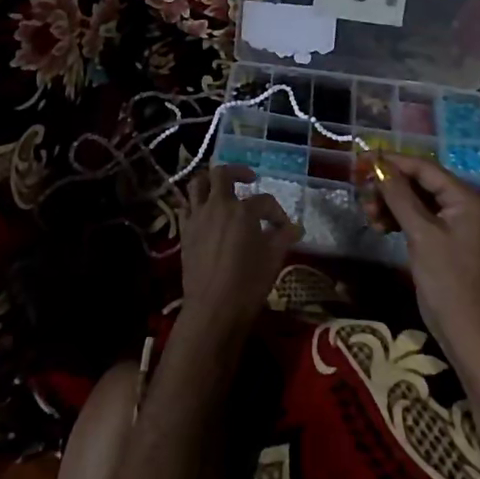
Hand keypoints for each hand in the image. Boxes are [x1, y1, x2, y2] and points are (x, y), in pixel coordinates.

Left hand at [180, 165, 302, 333]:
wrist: (213, 307)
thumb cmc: (248, 283)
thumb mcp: (273, 259)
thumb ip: (283, 238)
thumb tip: (295, 227)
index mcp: (242, 210)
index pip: (264, 200)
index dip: (277, 211)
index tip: (284, 227)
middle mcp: (217, 206)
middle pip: (221, 173)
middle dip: (237, 171)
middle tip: (249, 178)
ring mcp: (197, 216)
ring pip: (197, 183)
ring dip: (209, 180)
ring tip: (221, 188)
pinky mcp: (184, 230)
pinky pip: (185, 206)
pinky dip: (194, 203)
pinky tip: (204, 212)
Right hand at [370, 153, 479, 355]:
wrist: (464, 327)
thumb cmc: (446, 278)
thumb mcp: (420, 233)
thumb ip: (399, 196)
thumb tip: (378, 166)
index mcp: (465, 199)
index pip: (424, 168)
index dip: (391, 163)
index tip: (360, 162)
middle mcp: (462, 205)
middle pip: (418, 182)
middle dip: (388, 186)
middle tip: (361, 194)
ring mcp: (453, 223)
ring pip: (414, 199)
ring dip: (389, 203)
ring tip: (370, 217)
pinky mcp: (443, 239)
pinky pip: (416, 217)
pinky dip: (397, 218)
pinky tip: (380, 228)